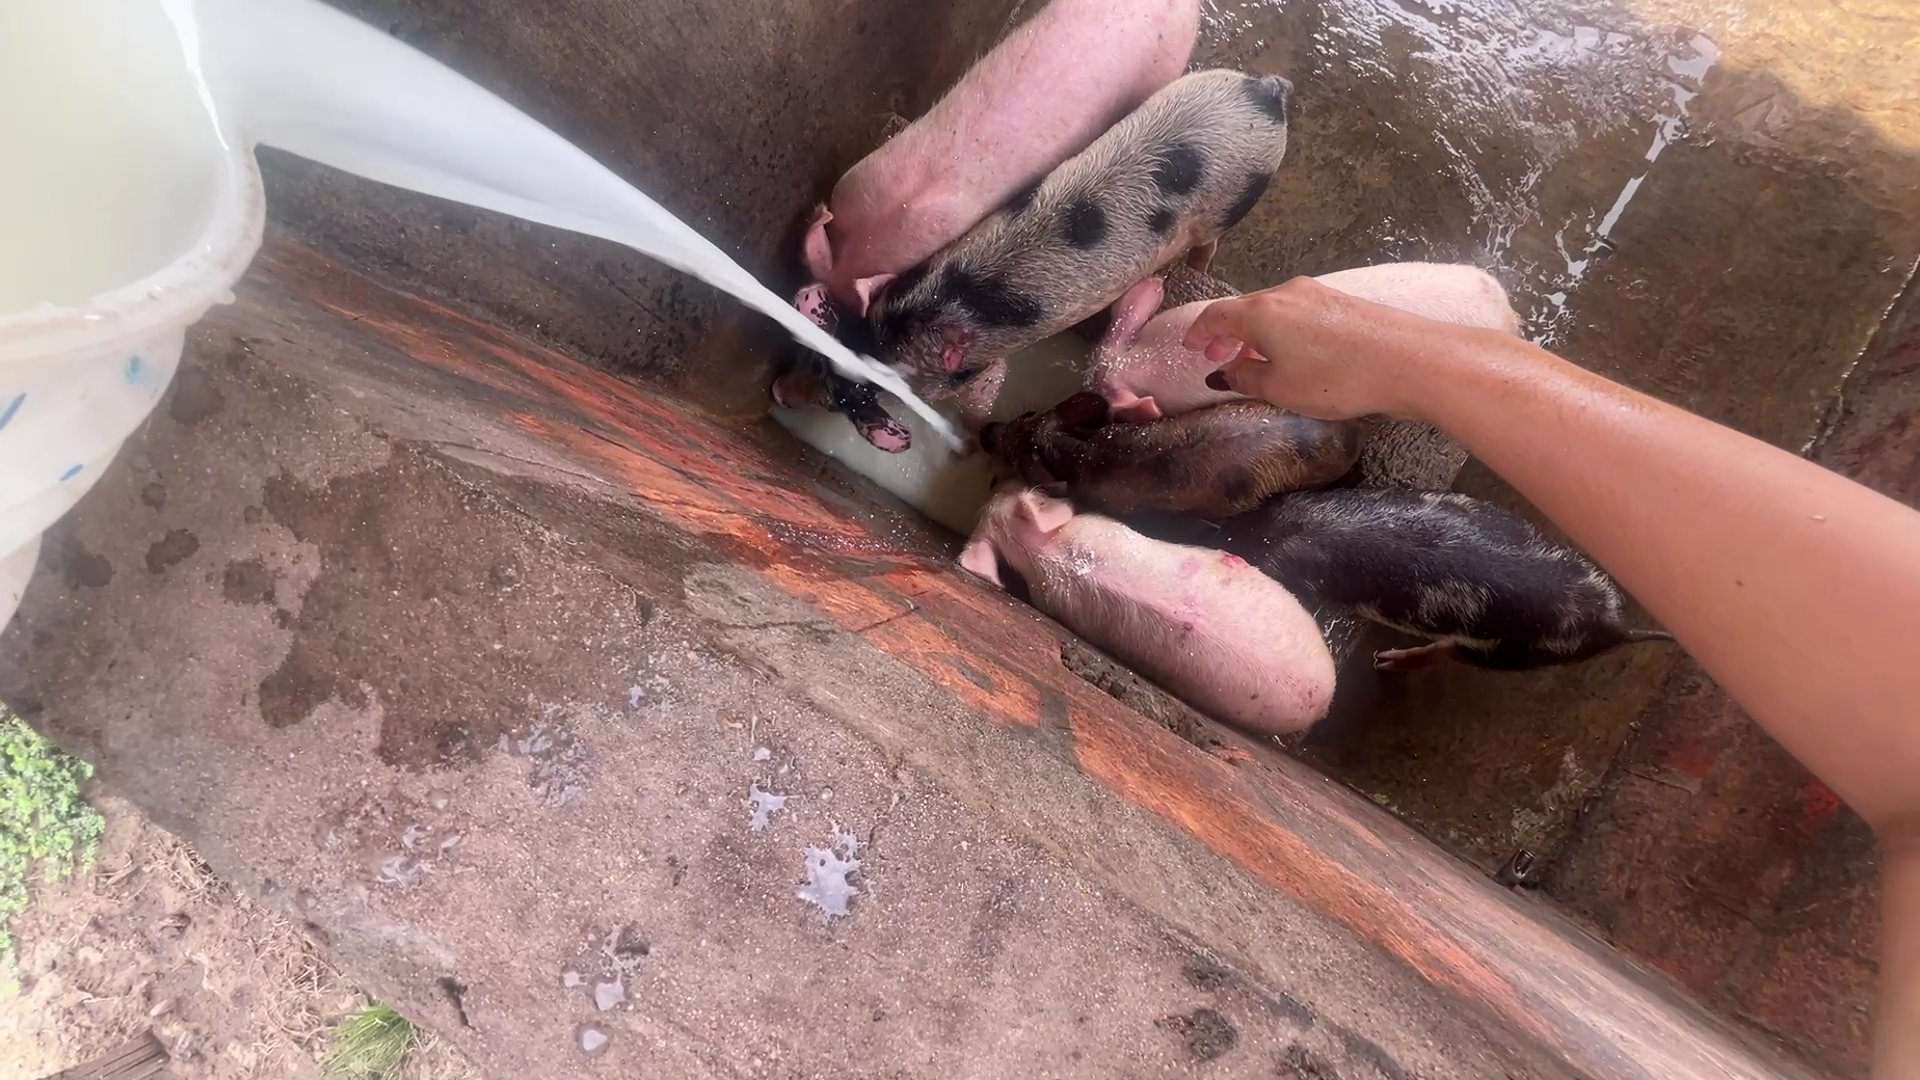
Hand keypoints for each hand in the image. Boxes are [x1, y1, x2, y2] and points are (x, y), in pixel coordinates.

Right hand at [1182, 276, 1462, 420]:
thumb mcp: (1278, 388)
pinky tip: (1288, 353)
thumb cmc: (1335, 378)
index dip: (1198, 333)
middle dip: (1225, 334)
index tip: (1189, 348)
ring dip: (1253, 334)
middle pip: (1243, 310)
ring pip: (1270, 311)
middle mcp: (1284, 294)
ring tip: (1252, 360)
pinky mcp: (1340, 301)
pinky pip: (1295, 313)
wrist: (1410, 361)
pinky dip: (1279, 331)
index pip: (1215, 316)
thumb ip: (1244, 378)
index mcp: (1260, 312)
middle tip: (1217, 358)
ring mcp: (1316, 294)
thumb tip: (1226, 372)